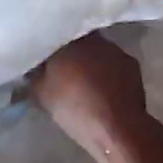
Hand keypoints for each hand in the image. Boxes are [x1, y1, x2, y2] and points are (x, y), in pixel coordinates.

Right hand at [33, 33, 159, 160]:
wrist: (118, 128)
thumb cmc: (75, 107)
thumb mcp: (41, 95)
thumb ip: (32, 76)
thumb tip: (30, 69)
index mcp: (67, 40)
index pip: (53, 34)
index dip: (48, 47)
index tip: (43, 60)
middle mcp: (92, 38)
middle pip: (77, 41)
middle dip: (71, 53)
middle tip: (63, 70)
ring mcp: (115, 49)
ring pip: (97, 51)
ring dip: (90, 62)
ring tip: (84, 82)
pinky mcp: (132, 64)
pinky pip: (113, 64)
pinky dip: (107, 72)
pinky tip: (103, 89)